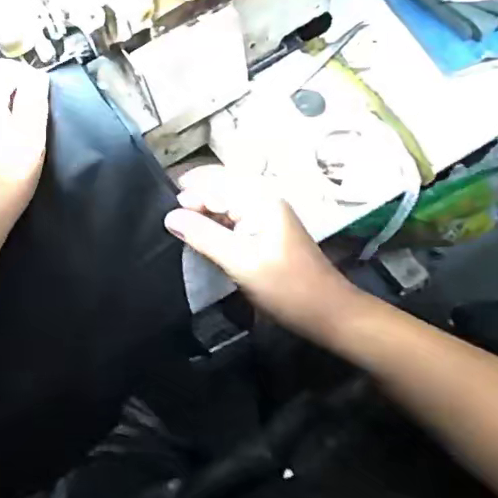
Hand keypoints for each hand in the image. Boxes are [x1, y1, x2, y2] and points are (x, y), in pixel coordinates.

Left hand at [0, 59, 50, 250]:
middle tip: (32, 127)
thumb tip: (35, 76)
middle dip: (15, 95)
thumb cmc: (4, 182)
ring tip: (16, 141)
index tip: (42, 107)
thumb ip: (34, 99)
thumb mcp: (30, 138)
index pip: (6, 66)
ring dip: (2, 110)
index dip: (29, 79)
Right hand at [164, 165, 358, 333]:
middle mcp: (262, 198)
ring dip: (202, 212)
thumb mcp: (241, 262)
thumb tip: (169, 216)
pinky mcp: (264, 230)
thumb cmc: (287, 288)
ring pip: (223, 202)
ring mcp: (265, 213)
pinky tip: (201, 238)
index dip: (187, 197)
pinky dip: (214, 223)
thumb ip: (204, 235)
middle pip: (217, 187)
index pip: (212, 183)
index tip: (166, 220)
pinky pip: (232, 216)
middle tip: (168, 222)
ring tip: (179, 230)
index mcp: (259, 198)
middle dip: (192, 199)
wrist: (330, 314)